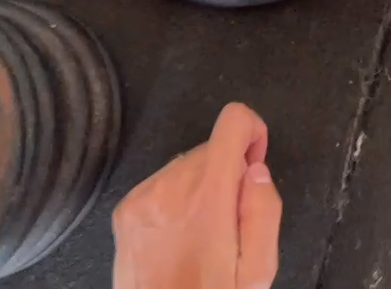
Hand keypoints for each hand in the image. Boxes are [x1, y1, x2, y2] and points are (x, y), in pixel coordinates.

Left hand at [112, 102, 281, 288]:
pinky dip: (177, 199)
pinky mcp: (125, 210)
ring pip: (188, 164)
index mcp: (207, 194)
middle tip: (229, 223)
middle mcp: (171, 183)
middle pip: (212, 146)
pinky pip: (163, 183)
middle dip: (228, 173)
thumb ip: (265, 210)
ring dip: (202, 186)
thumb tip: (254, 169)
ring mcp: (143, 195)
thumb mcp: (258, 271)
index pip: (233, 120)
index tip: (253, 170)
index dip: (252, 135)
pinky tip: (178, 239)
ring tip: (201, 237)